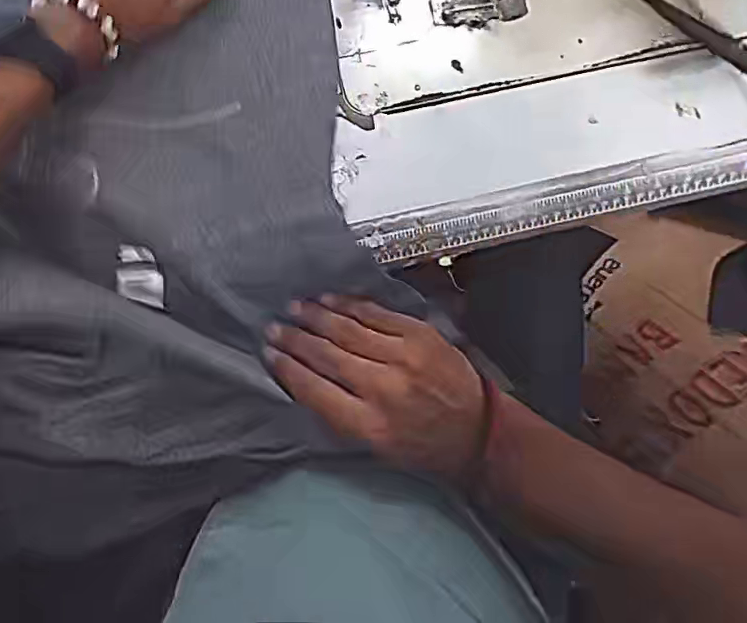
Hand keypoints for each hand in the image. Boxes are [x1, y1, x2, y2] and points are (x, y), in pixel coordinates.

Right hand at [265, 296, 486, 477]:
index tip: (269, 354)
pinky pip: (374, 313)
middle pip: (326, 354)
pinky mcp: (418, 334)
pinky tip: (328, 299)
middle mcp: (384, 389)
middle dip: (295, 338)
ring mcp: (403, 357)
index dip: (287, 369)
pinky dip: (347, 304)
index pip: (314, 390)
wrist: (478, 432)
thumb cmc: (421, 445)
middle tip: (274, 327)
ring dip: (315, 315)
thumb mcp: (376, 446)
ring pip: (347, 329)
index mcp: (370, 425)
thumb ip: (340, 413)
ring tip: (294, 307)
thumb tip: (302, 377)